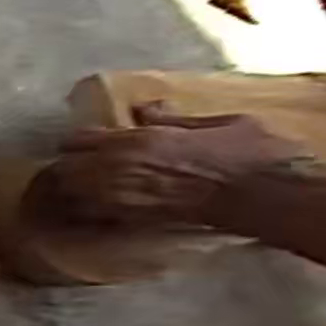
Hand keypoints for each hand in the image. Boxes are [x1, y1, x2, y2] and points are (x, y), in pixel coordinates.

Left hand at [43, 102, 307, 226]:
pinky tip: (85, 208)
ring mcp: (113, 194)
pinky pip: (79, 213)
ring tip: (73, 189)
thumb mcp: (220, 122)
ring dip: (63, 190)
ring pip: (62, 192)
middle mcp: (115, 167)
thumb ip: (174, 118)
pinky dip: (75, 210)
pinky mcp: (120, 217)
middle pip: (61, 167)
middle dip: (62, 167)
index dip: (78, 142)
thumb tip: (145, 107)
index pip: (77, 139)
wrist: (264, 195)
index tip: (84, 145)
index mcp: (136, 139)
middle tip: (72, 169)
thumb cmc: (253, 153)